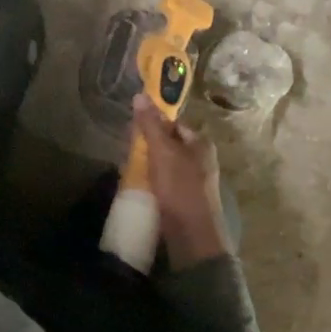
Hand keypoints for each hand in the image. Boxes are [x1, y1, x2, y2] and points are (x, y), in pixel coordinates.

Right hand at [133, 94, 231, 268]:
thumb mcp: (163, 152)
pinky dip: (153, 182)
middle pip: (169, 143)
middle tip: (128, 149)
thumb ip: (150, 124)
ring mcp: (195, 181)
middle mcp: (202, 160)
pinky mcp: (186, 200)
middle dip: (149, 145)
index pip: (174, 123)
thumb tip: (139, 94)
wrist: (193, 236)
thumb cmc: (180, 187)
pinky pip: (166, 183)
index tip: (133, 128)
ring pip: (166, 164)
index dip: (154, 123)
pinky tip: (140, 186)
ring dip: (149, 165)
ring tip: (130, 168)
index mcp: (201, 144)